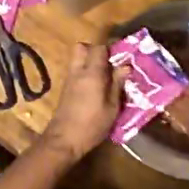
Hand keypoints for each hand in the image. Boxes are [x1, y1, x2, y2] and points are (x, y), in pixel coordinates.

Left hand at [39, 43, 126, 160]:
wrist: (63, 140)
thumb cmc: (91, 125)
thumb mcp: (112, 107)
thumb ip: (117, 84)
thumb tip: (125, 66)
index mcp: (91, 73)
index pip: (99, 48)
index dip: (111, 48)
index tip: (122, 56)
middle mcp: (78, 71)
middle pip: (82, 47)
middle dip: (95, 51)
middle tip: (109, 63)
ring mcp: (69, 79)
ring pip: (77, 59)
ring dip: (90, 62)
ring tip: (105, 76)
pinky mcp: (66, 89)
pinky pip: (76, 71)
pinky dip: (85, 72)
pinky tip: (96, 87)